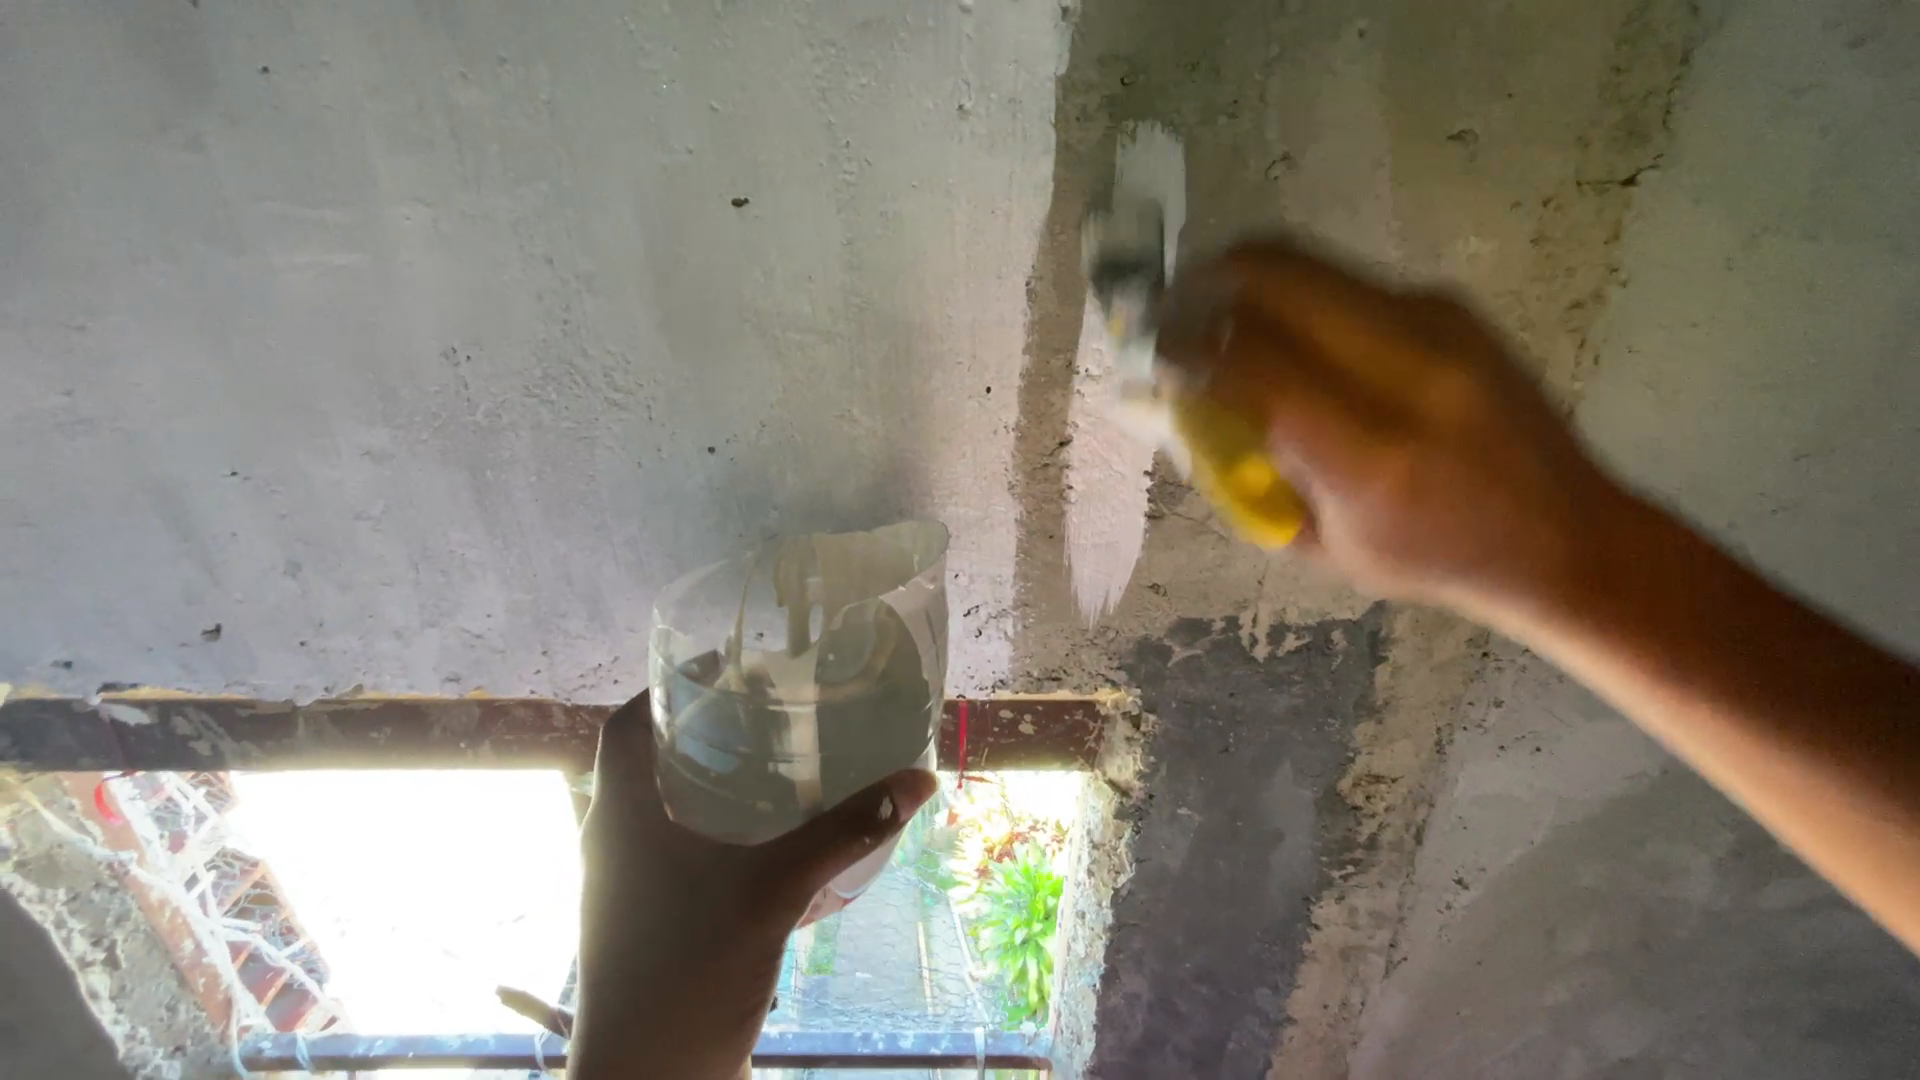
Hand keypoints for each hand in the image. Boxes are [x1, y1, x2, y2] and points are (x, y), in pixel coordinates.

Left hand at [570, 691, 936, 1079]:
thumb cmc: (691, 975)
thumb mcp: (775, 892)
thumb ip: (846, 832)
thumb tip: (917, 779)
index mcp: (620, 820)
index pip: (626, 725)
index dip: (665, 686)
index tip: (717, 663)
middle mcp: (615, 845)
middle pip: (647, 761)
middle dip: (699, 727)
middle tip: (761, 706)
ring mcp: (629, 888)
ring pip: (664, 807)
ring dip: (709, 777)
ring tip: (772, 759)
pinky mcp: (650, 921)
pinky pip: (679, 849)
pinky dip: (717, 826)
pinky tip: (770, 835)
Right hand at [1158, 237, 1630, 620]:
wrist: (1563, 535)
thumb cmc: (1426, 557)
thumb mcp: (1316, 540)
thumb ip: (1242, 472)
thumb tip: (1176, 407)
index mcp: (1369, 454)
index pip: (1252, 366)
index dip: (1185, 350)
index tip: (1150, 357)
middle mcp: (1407, 370)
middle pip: (1276, 279)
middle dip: (1204, 284)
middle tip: (1169, 311)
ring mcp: (1437, 324)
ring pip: (1306, 266)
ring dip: (1244, 283)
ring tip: (1213, 318)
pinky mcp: (1450, 306)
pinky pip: (1341, 283)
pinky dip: (1290, 298)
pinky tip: (1281, 335)